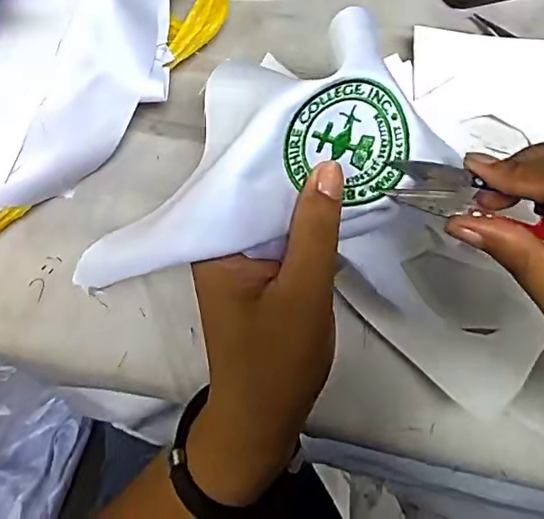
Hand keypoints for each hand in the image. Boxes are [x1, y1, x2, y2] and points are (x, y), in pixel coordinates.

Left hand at [184, 160, 343, 504]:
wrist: (263, 423)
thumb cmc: (275, 360)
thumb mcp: (303, 292)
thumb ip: (314, 229)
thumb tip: (327, 165)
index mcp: (212, 242)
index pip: (235, 181)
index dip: (269, 151)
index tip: (302, 120)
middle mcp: (216, 242)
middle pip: (251, 193)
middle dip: (287, 167)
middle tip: (326, 130)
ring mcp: (235, 257)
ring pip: (266, 212)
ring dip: (296, 192)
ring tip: (331, 154)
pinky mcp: (253, 271)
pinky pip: (275, 233)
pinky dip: (298, 220)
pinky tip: (325, 201)